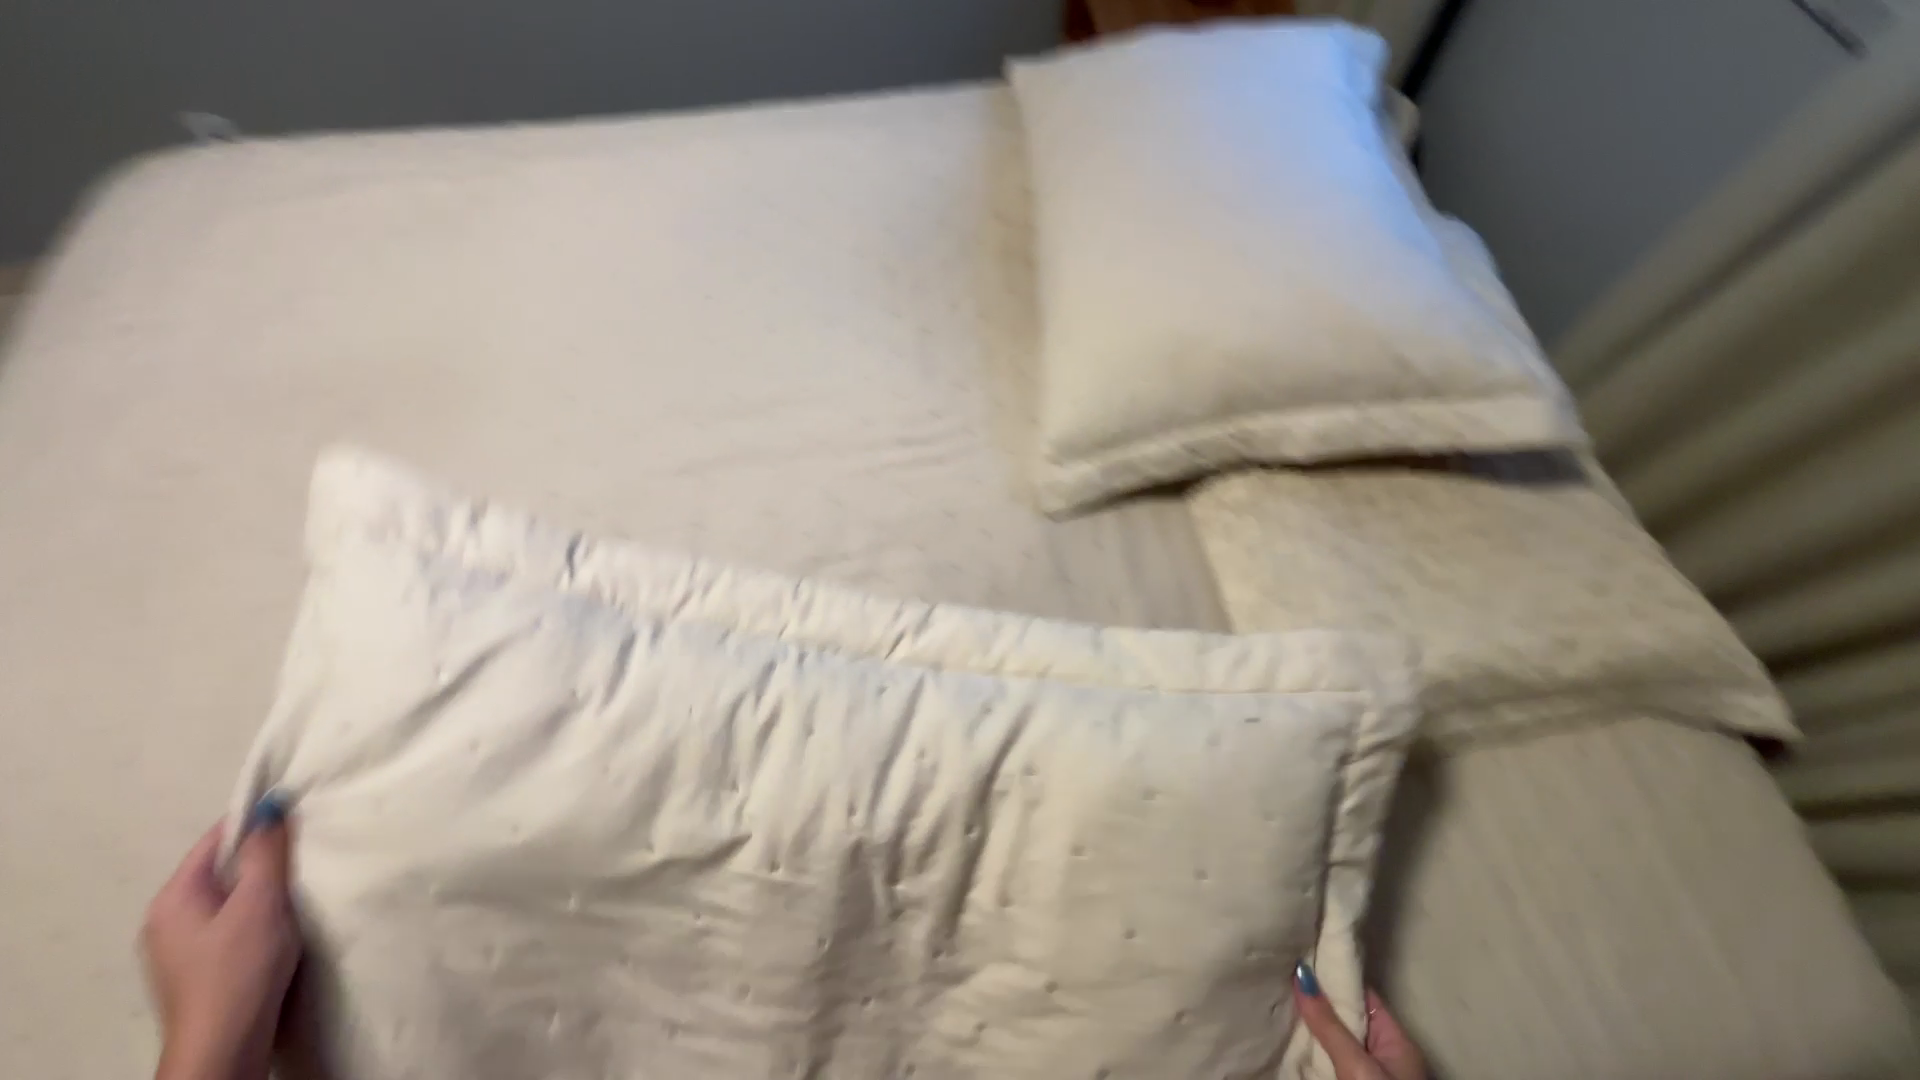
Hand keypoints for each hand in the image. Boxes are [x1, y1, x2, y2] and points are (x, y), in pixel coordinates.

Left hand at [142, 797, 301, 1079]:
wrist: (226, 1043)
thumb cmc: (241, 967)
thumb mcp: (260, 902)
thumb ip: (267, 853)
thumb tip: (270, 804)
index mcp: (174, 897)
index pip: (217, 839)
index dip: (257, 820)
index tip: (300, 810)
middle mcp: (168, 917)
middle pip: (223, 867)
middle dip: (264, 853)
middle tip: (310, 845)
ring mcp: (182, 944)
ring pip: (230, 894)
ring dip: (263, 883)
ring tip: (303, 878)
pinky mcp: (202, 963)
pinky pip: (232, 918)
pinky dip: (259, 908)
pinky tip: (284, 916)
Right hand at [1294, 961, 1426, 1079]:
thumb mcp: (1357, 1065)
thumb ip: (1330, 1024)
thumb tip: (1300, 971)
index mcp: (1397, 1038)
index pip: (1360, 994)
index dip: (1331, 975)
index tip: (1300, 957)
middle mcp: (1385, 1051)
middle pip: (1345, 1015)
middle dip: (1316, 1000)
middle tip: (1281, 976)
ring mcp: (1371, 1070)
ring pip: (1336, 1038)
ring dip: (1312, 1025)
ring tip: (1279, 998)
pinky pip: (1330, 1057)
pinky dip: (1312, 1046)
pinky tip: (1290, 1034)